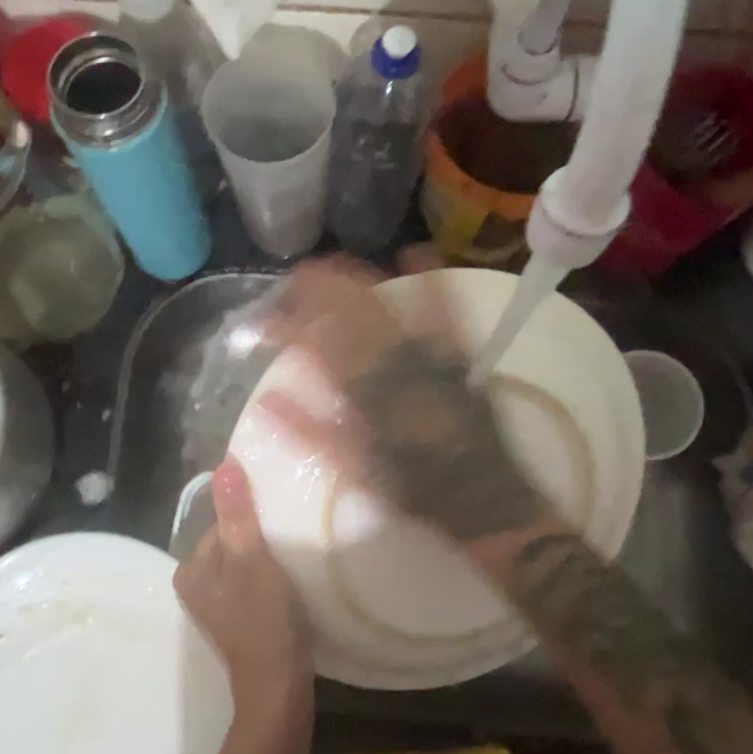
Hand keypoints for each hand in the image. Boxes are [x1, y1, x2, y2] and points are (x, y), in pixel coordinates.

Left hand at [174, 461, 312, 714]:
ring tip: (300, 554)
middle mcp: (198, 585)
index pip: (223, 523)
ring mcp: (220, 605)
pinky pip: (257, 582)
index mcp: (191, 569)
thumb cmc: (262, 620)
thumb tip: (225, 465)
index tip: (284, 517)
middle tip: (296, 535)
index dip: (254, 518)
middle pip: (235, 542)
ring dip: (272, 556)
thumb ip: (238, 514)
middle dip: (263, 536)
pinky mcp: (242, 619)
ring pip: (248, 562)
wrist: (280, 686)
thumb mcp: (251, 560)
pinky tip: (296, 579)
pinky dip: (275, 577)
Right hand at [259, 257, 548, 545]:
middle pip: (349, 314)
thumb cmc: (417, 492)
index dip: (287, 326)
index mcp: (368, 394)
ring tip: (335, 266)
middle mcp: (398, 366)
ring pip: (390, 305)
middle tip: (297, 281)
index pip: (317, 347)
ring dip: (358, 280)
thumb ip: (310, 433)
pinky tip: (416, 251)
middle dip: (318, 292)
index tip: (265, 319)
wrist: (487, 502)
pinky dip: (431, 280)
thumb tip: (266, 400)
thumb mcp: (357, 470)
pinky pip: (448, 309)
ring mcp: (433, 355)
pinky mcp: (461, 356)